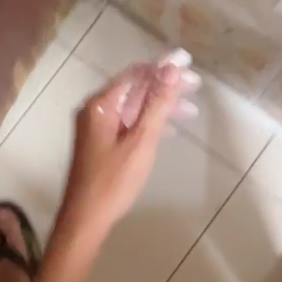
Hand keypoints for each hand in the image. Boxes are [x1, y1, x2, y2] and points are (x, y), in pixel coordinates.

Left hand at [59, 57, 196, 234]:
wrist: (85, 217)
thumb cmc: (114, 180)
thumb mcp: (142, 141)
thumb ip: (158, 103)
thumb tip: (171, 68)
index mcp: (101, 104)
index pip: (136, 74)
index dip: (164, 67)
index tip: (189, 63)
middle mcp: (95, 109)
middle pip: (135, 88)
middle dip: (165, 86)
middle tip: (196, 86)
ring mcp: (95, 126)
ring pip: (133, 106)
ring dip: (160, 106)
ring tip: (191, 110)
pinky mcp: (99, 142)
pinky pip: (127, 122)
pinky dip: (148, 122)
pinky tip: (169, 130)